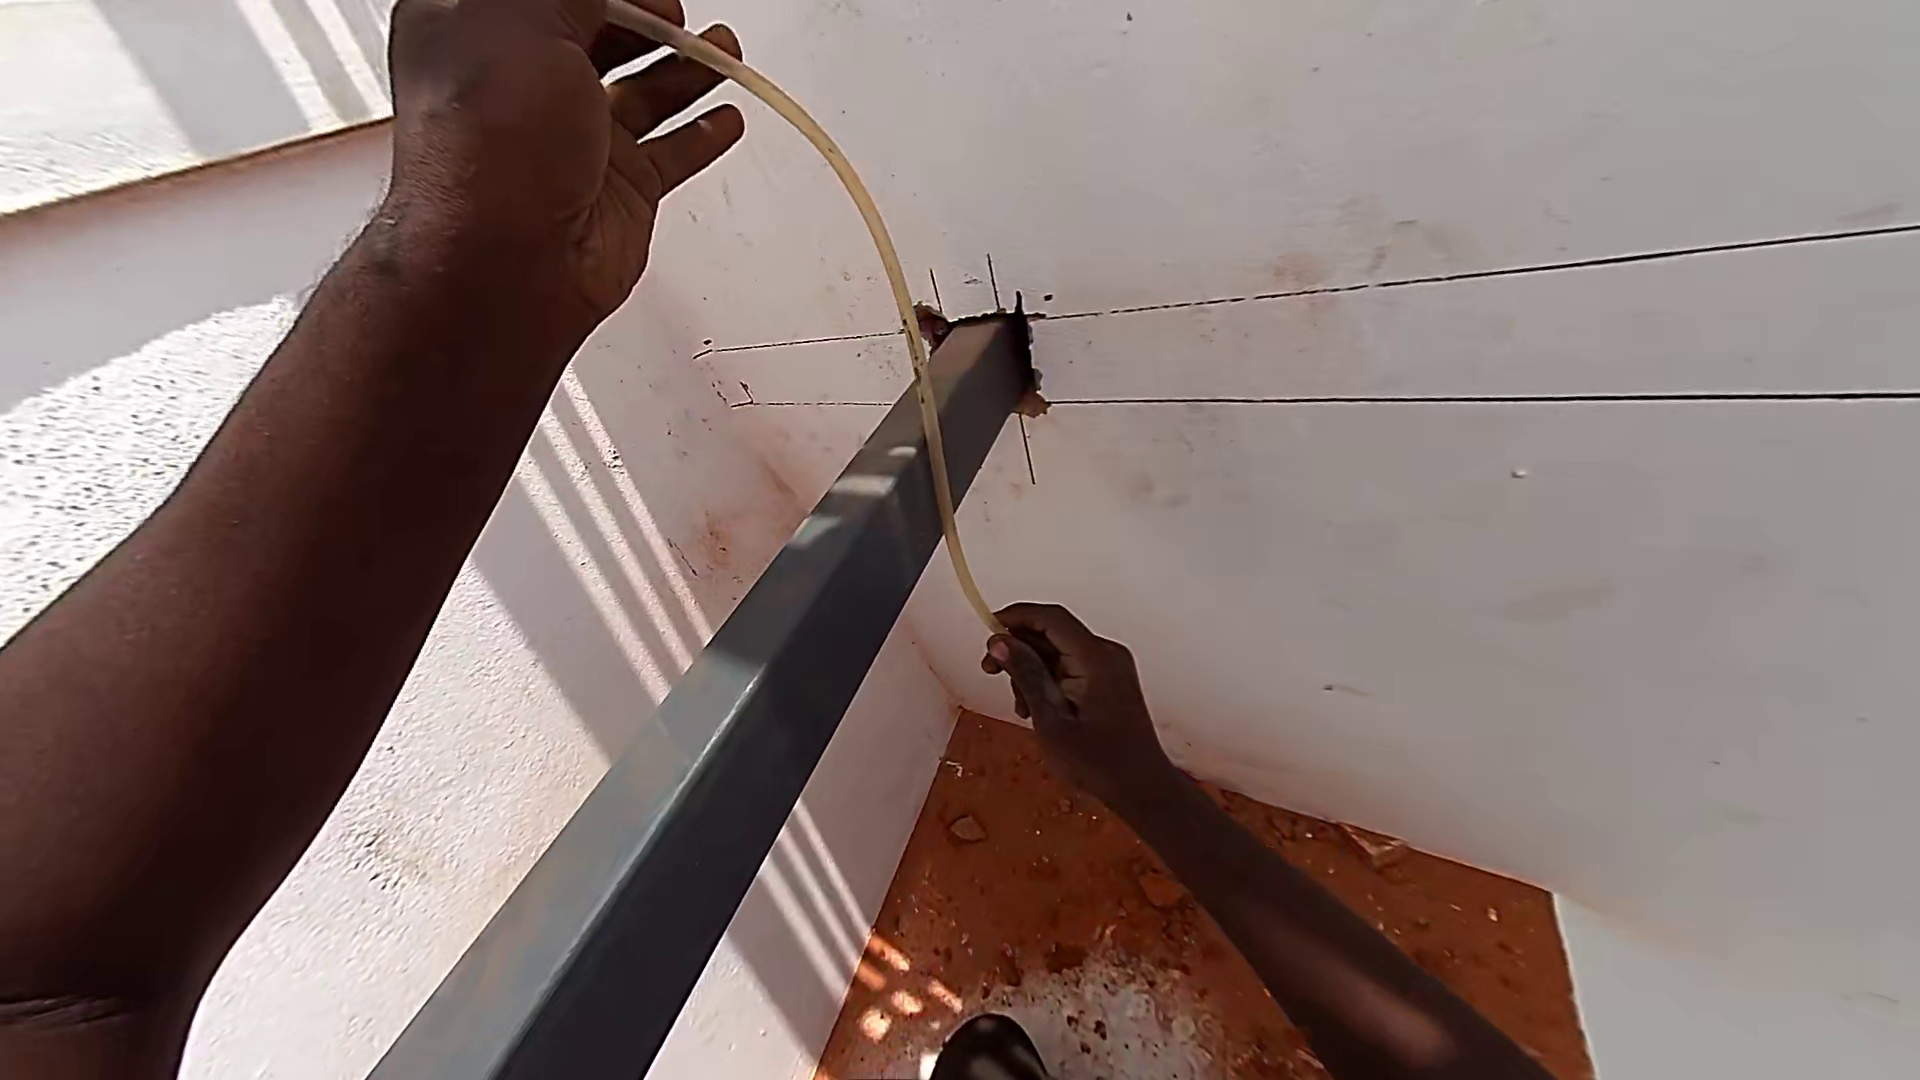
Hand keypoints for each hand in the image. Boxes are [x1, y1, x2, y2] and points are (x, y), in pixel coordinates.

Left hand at [383, 0, 744, 324]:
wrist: (515, 256)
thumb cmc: (492, 148)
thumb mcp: (525, 25)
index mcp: (486, 25)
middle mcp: (536, 82)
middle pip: (607, 35)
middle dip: (651, 18)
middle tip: (685, 15)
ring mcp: (585, 138)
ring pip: (649, 92)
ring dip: (688, 70)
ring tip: (723, 51)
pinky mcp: (624, 186)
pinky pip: (674, 152)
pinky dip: (704, 135)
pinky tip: (726, 120)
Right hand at [981, 603, 1175, 809]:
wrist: (1141, 789)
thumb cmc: (1096, 762)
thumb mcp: (1051, 720)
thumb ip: (1026, 675)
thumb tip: (999, 641)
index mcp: (1096, 658)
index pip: (1051, 618)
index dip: (1016, 617)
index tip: (988, 632)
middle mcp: (1106, 653)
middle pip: (1053, 632)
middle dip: (1019, 648)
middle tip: (990, 671)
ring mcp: (1110, 665)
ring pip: (1058, 650)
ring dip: (1031, 668)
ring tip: (1020, 706)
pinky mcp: (1108, 678)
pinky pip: (1070, 664)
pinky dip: (1048, 678)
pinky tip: (1036, 707)